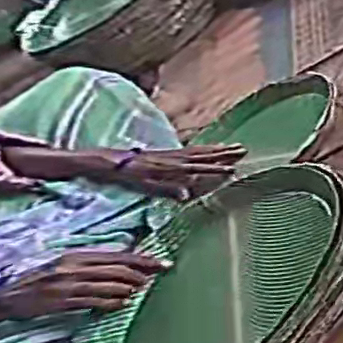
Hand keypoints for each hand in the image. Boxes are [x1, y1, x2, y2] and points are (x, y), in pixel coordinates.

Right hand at [0, 251, 169, 321]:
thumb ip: (96, 263)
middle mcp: (73, 269)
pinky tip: (122, 304)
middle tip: (152, 281)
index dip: (146, 261)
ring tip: (136, 292)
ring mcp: (67, 286)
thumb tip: (133, 263)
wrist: (2, 297)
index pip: (120, 257)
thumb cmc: (40, 278)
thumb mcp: (66, 264)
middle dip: (143, 276)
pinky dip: (115, 303)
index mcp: (76, 256)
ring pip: (112, 287)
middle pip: (120, 271)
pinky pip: (97, 302)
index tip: (165, 265)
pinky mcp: (62, 302)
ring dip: (130, 290)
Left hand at [98, 144, 244, 198]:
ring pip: (199, 151)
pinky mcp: (164, 153)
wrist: (98, 162)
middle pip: (203, 155)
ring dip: (218, 149)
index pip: (198, 168)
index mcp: (169, 168)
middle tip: (244, 150)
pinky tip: (210, 148)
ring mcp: (169, 155)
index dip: (215, 169)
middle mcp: (172, 159)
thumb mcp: (140, 186)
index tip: (234, 169)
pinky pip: (190, 149)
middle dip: (224, 154)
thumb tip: (187, 196)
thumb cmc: (118, 176)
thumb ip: (165, 190)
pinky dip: (204, 148)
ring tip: (235, 146)